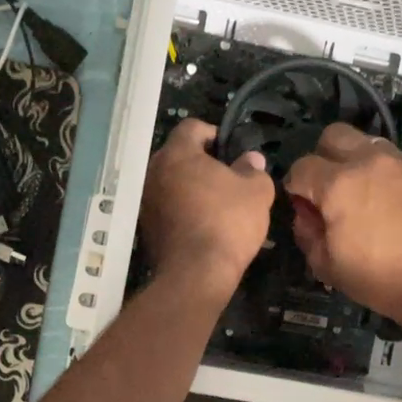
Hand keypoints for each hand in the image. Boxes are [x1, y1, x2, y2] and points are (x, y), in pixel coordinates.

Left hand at [139, 119, 273, 291]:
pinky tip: (201, 226)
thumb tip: (250, 160)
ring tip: (214, 204)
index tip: (230, 151)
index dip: (213, 134)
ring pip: (170, 184)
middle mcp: (153, 173)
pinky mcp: (145, 229)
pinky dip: (181, 211)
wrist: (196, 274)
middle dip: (200, 163)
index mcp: (177, 154)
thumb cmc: (228, 222)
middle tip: (225, 177)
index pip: (192, 127)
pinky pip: (166, 209)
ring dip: (189, 188)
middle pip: (177, 156)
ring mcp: (146, 202)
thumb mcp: (256, 191)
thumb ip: (253, 169)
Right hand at [285, 123, 401, 328]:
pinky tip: (392, 207)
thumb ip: (308, 235)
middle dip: (322, 157)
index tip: (300, 205)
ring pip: (367, 144)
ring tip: (361, 197)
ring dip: (355, 162)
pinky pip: (396, 161)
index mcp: (338, 184)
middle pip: (333, 135)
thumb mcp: (329, 267)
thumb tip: (306, 215)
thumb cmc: (384, 278)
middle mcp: (369, 161)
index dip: (294, 186)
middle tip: (326, 190)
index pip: (301, 167)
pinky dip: (385, 175)